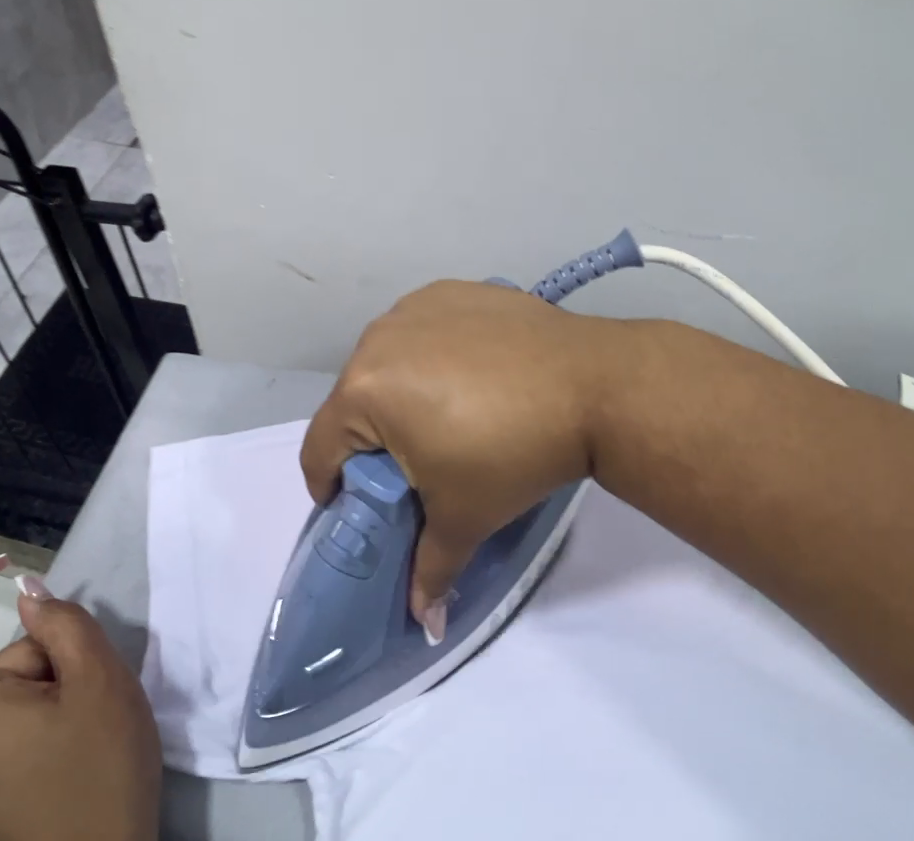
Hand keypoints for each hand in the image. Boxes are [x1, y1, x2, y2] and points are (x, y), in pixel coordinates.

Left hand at [0, 557, 160, 840]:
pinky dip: (42, 720)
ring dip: (48, 689)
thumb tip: (27, 596)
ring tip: (96, 719)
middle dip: (40, 657)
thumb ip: (63, 624)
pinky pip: (2, 734)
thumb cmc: (95, 774)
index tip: (0, 572)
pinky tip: (83, 745)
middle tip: (94, 680)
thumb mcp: (98, 682)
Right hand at [299, 280, 623, 639]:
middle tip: (414, 467)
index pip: (318, 450)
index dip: (331, 488)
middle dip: (371, 440)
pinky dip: (434, 354)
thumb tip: (424, 624)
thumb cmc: (515, 453)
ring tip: (449, 417)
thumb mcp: (465, 517)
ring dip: (400, 393)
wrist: (594, 385)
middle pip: (352, 404)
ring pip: (386, 363)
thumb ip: (431, 569)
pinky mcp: (452, 290)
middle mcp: (376, 340)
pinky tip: (474, 374)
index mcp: (363, 392)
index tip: (359, 506)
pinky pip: (423, 330)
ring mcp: (415, 308)